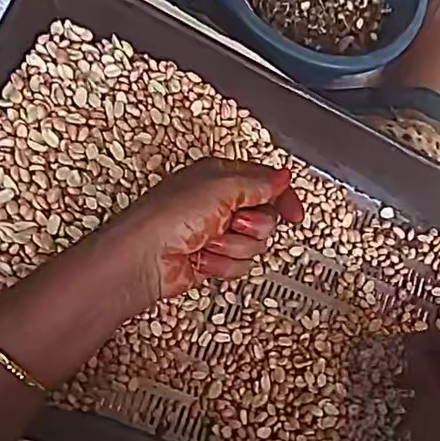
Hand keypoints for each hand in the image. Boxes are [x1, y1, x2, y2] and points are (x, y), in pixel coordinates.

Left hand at [98, 157, 305, 305]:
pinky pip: (239, 265)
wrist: (145, 258)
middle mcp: (219, 203)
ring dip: (235, 247)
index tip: (295, 215)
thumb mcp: (222, 187)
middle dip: (253, 226)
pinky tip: (203, 259)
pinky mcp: (213, 259)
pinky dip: (224, 265)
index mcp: (221, 177)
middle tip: (233, 223)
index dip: (283, 198)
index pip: (266, 184)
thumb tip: (283, 176)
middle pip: (265, 218)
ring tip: (209, 243)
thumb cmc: (170, 216)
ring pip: (254, 246)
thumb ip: (259, 182)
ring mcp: (216, 233)